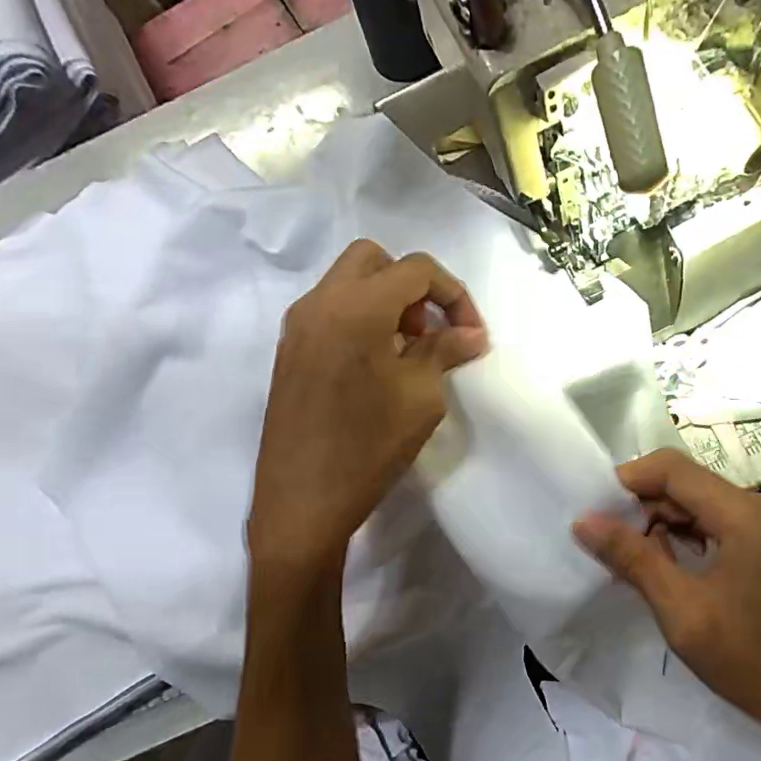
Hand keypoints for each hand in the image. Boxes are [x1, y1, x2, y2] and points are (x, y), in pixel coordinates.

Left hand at [250, 240, 487, 568]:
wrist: (303, 500)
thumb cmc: (369, 447)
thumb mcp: (421, 397)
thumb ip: (445, 351)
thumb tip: (471, 333)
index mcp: (356, 307)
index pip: (415, 269)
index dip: (454, 294)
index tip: (471, 335)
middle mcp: (320, 303)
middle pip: (374, 260)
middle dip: (413, 287)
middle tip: (430, 334)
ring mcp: (297, 326)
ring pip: (348, 283)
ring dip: (385, 302)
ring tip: (408, 354)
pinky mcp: (289, 352)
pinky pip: (330, 312)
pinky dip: (360, 320)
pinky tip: (377, 368)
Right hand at [572, 450, 760, 746]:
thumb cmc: (749, 658)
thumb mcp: (682, 610)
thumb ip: (633, 558)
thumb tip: (584, 521)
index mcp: (745, 513)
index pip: (674, 469)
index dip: (628, 480)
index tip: (591, 508)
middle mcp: (757, 507)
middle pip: (685, 483)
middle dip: (639, 505)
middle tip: (600, 537)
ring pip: (694, 504)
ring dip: (656, 523)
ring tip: (619, 554)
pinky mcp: (760, 545)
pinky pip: (709, 525)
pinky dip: (678, 538)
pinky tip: (653, 563)